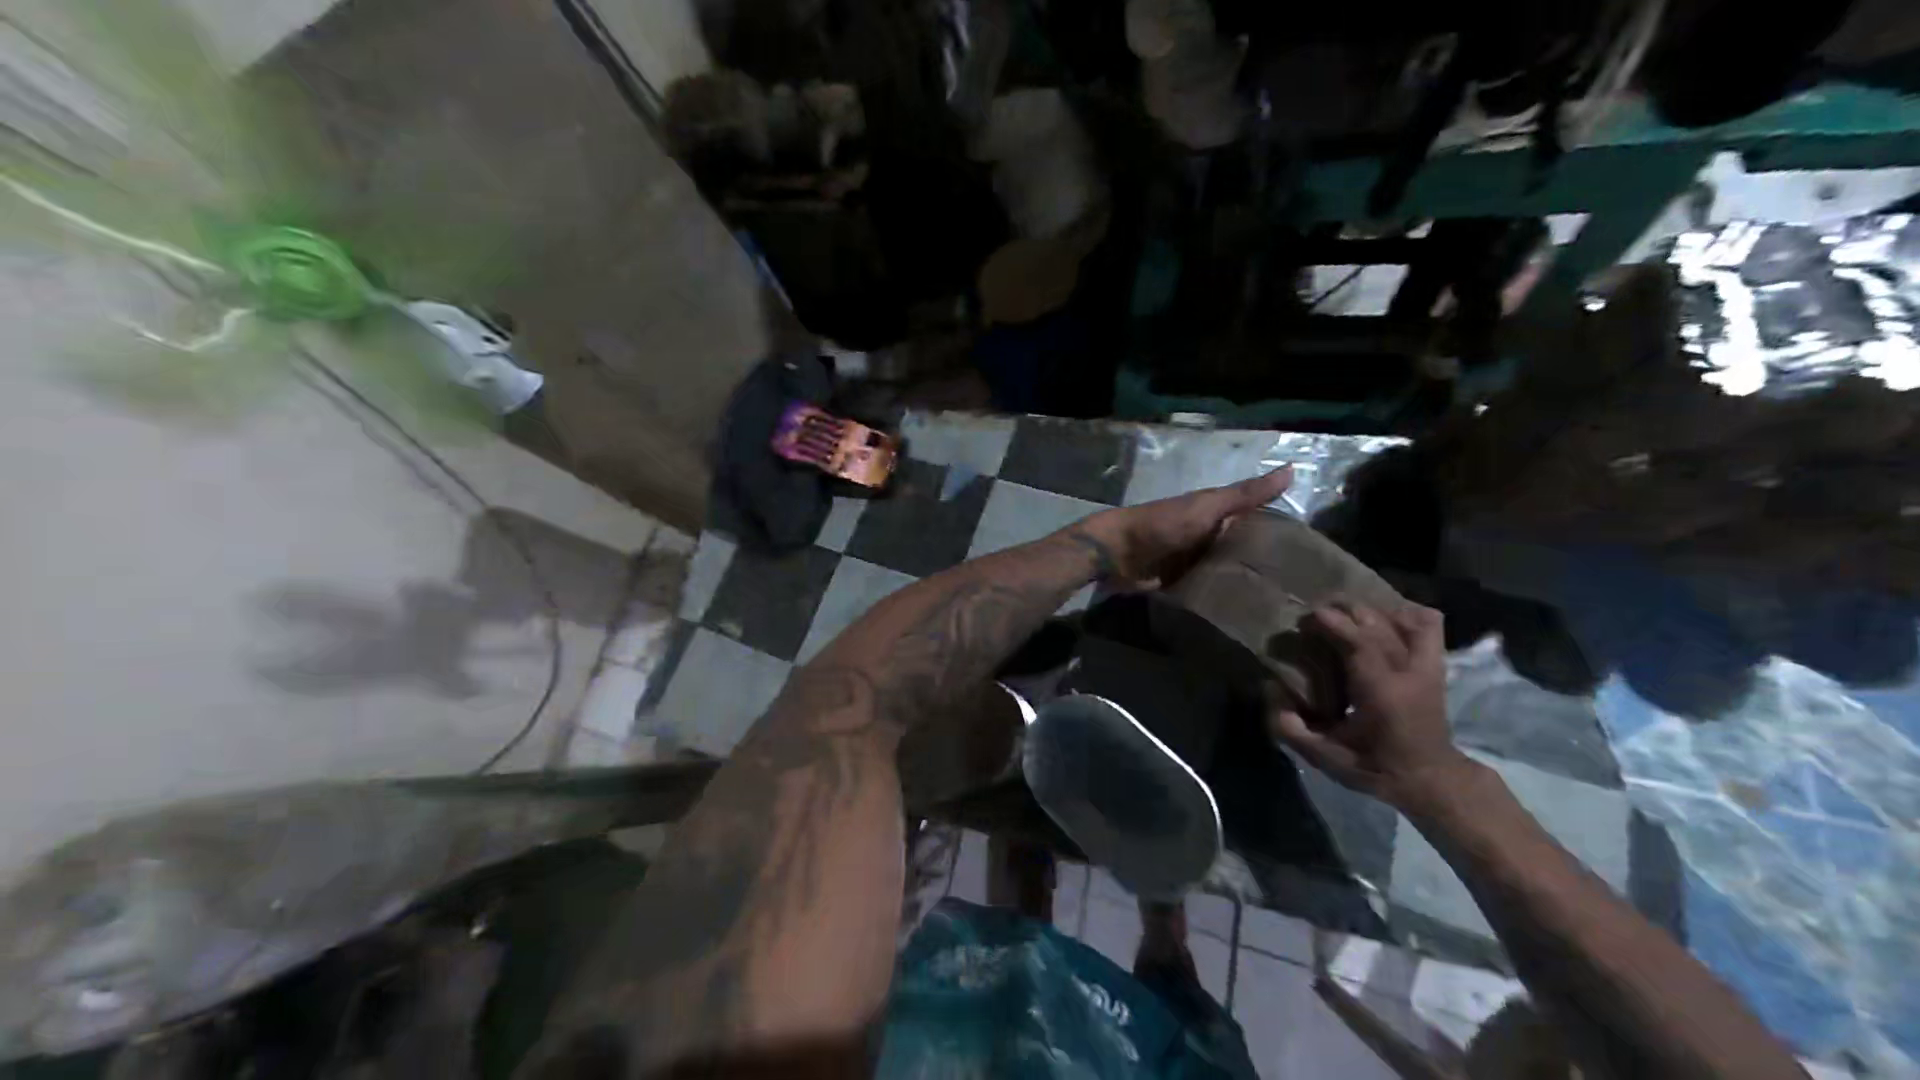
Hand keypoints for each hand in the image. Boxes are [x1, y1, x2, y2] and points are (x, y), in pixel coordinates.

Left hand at [1077, 468, 1292, 587]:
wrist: (1117, 553)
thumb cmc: (1163, 524)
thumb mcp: (1208, 507)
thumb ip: (1246, 494)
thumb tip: (1293, 468)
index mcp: (1216, 514)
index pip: (1257, 521)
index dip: (1281, 532)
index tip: (1313, 553)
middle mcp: (1209, 536)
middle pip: (1243, 549)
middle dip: (1266, 564)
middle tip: (1302, 589)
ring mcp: (1195, 562)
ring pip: (1228, 571)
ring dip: (1245, 582)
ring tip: (1282, 605)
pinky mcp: (1182, 584)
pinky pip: (1208, 590)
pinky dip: (1222, 597)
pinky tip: (1246, 613)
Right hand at [1270, 602, 1473, 811]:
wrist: (1429, 779)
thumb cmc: (1374, 767)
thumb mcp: (1325, 757)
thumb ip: (1292, 728)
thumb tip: (1271, 689)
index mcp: (1381, 693)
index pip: (1360, 643)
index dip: (1331, 623)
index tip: (1305, 619)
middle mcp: (1407, 673)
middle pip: (1377, 624)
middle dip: (1344, 611)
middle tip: (1315, 616)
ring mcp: (1426, 668)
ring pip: (1403, 619)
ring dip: (1370, 612)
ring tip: (1344, 615)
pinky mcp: (1435, 667)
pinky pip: (1428, 626)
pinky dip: (1405, 615)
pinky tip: (1381, 620)